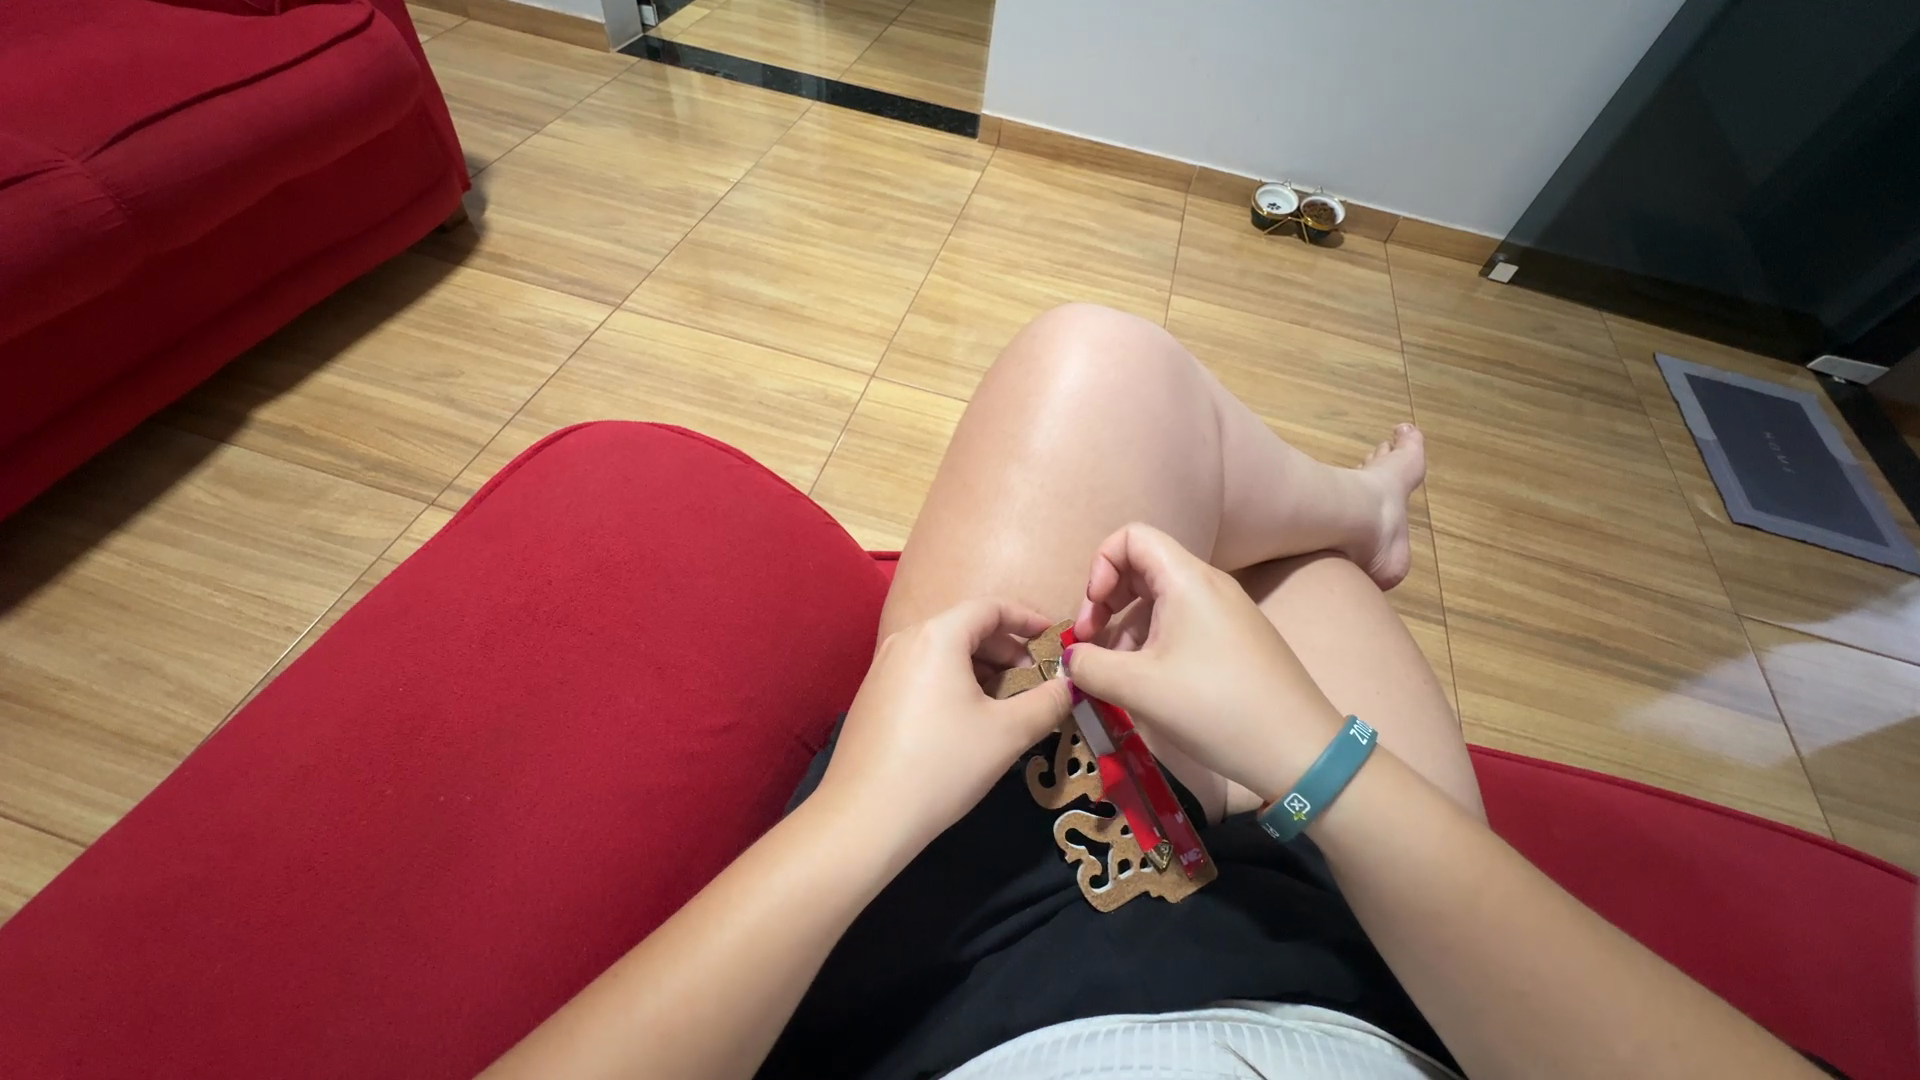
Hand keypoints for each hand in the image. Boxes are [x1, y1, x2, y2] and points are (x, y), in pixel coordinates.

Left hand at [818, 599, 1073, 855]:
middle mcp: (905, 640)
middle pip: (967, 628)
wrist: (865, 816)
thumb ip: (1048, 702)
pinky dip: (954, 683)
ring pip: (944, 653)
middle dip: (1008, 649)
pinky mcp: (873, 696)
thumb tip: (1070, 685)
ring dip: (982, 669)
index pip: (991, 608)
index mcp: (937, 635)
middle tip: (1036, 681)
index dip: (1028, 619)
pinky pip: (923, 673)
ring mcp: (883, 668)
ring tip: (1007, 703)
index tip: (1055, 640)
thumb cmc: (943, 764)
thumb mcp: (1007, 733)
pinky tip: (968, 720)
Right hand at [1064, 523, 1344, 801]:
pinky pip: (1181, 624)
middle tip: (1091, 645)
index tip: (1093, 613)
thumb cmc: (1214, 708)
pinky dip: (1153, 643)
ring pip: (1159, 600)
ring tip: (1115, 674)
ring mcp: (1225, 612)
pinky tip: (1147, 684)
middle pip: (1141, 567)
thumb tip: (1072, 658)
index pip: (1131, 537)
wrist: (1301, 751)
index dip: (1100, 566)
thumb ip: (1089, 666)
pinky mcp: (1235, 640)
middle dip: (1106, 601)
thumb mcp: (1138, 688)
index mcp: (1186, 579)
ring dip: (1126, 629)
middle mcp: (1208, 585)